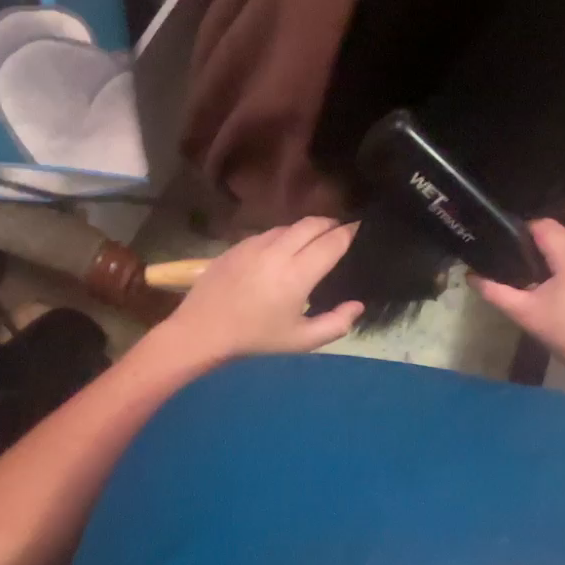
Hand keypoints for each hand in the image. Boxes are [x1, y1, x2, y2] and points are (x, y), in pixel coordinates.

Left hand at [158, 217, 364, 363]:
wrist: (203, 330)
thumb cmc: (256, 338)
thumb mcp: (301, 340)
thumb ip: (336, 324)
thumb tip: (357, 305)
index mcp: (298, 274)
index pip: (333, 242)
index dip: (350, 234)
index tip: (361, 231)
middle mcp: (278, 251)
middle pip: (313, 223)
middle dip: (332, 224)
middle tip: (342, 232)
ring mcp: (255, 244)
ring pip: (290, 226)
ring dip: (308, 229)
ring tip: (315, 241)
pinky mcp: (238, 244)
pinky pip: (269, 232)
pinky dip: (284, 236)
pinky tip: (284, 251)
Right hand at [472, 219, 564, 379]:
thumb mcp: (525, 313)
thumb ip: (495, 292)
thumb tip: (471, 276)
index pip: (543, 226)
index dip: (523, 235)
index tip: (511, 253)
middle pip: (560, 239)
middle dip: (542, 254)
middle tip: (527, 279)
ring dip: (561, 264)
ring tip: (550, 291)